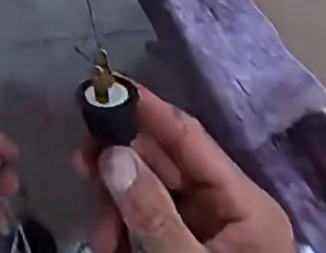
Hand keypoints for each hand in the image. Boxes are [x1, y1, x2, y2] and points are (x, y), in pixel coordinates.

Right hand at [76, 87, 293, 252]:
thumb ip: (153, 213)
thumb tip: (115, 153)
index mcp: (244, 204)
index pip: (190, 137)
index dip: (151, 110)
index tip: (112, 88)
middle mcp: (227, 212)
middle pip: (167, 167)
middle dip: (123, 167)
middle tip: (81, 163)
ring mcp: (207, 238)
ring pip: (152, 199)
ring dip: (118, 209)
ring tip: (99, 236)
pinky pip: (150, 231)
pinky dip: (125, 236)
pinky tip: (108, 247)